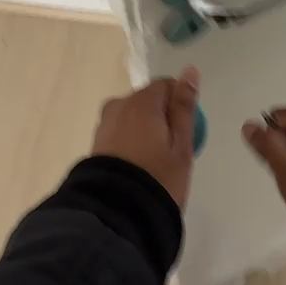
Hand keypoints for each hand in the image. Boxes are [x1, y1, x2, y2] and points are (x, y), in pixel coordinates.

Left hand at [91, 67, 200, 206]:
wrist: (117, 214)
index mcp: (141, 101)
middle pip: (148, 100)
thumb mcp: (181, 146)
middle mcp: (118, 104)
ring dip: (145, 130)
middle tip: (172, 153)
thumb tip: (190, 70)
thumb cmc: (158, 178)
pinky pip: (120, 131)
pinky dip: (131, 142)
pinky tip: (137, 167)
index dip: (179, 105)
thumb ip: (184, 107)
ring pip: (133, 117)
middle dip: (162, 118)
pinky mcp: (96, 142)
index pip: (166, 85)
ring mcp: (104, 123)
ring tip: (154, 164)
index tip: (186, 133)